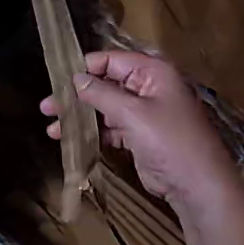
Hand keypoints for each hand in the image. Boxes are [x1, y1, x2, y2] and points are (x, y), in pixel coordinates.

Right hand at [40, 50, 241, 212]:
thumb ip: (101, 93)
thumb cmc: (169, 140)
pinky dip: (92, 132)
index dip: (84, 69)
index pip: (111, 60)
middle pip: (105, 84)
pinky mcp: (139, 135)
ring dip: (80, 117)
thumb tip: (75, 78)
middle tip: (47, 106)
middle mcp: (148, 87)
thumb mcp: (133, 113)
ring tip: (52, 128)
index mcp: (153, 72)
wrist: (196, 184)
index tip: (56, 79)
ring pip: (104, 108)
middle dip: (76, 96)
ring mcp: (144, 113)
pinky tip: (70, 140)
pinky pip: (110, 127)